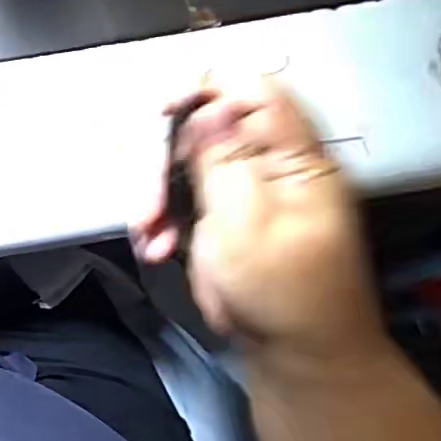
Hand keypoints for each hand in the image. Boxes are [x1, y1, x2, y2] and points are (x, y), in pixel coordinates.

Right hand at [131, 73, 387, 362]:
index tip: (161, 114)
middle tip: (147, 206)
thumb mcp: (249, 223)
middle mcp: (268, 164)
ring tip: (152, 237)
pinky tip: (160, 247)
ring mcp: (241, 187)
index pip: (252, 91)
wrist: (291, 350)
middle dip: (161, 165)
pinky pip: (177, 196)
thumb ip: (227, 159)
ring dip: (155, 198)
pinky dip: (161, 220)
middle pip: (202, 129)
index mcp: (294, 158)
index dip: (203, 92)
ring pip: (180, 164)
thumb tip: (216, 103)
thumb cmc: (283, 295)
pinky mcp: (220, 212)